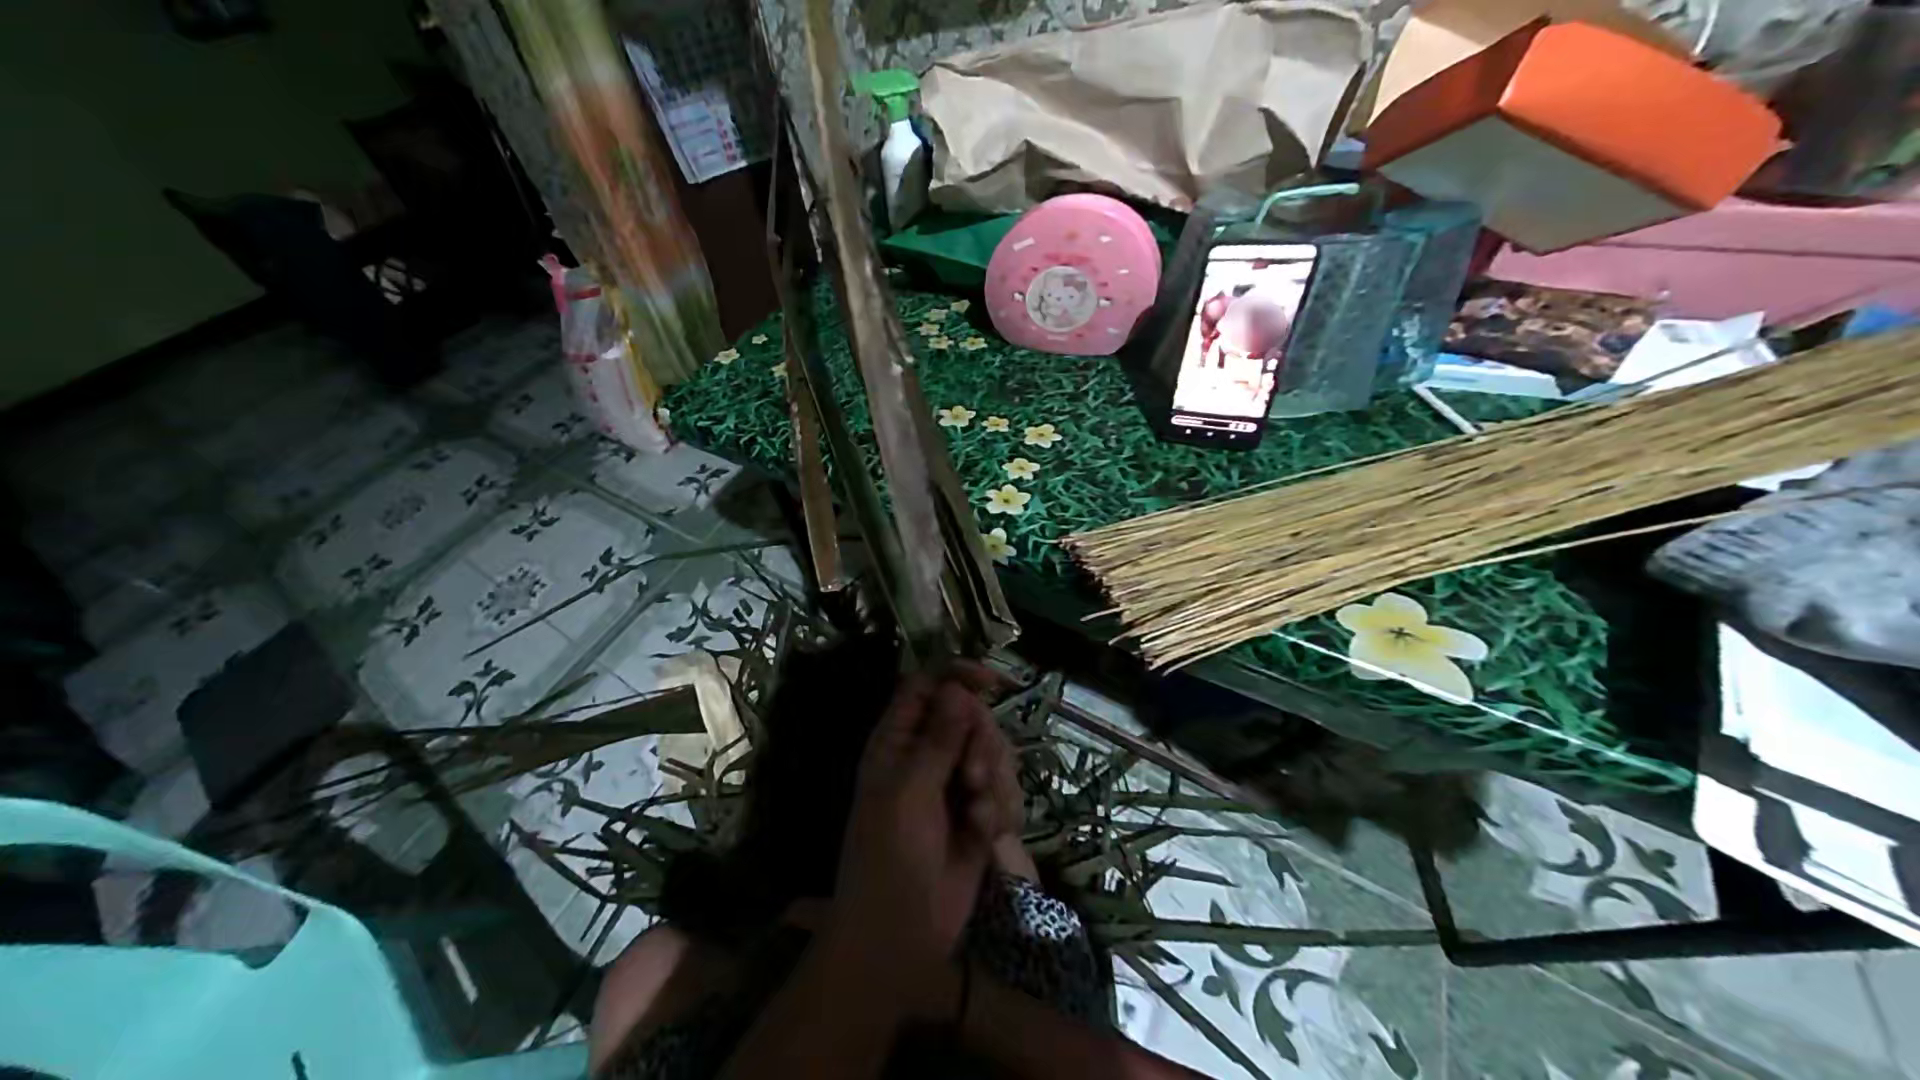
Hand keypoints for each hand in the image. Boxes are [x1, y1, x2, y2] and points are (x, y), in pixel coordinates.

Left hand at [831, 663, 1002, 987]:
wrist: (901, 934)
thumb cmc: (890, 856)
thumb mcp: (910, 791)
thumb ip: (938, 738)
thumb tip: (958, 687)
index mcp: (899, 741)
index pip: (928, 686)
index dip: (958, 676)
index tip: (993, 684)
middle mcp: (929, 756)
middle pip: (972, 718)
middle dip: (983, 745)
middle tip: (973, 779)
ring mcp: (957, 786)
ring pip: (996, 754)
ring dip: (995, 784)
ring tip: (979, 818)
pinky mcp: (981, 815)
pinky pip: (1007, 793)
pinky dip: (1001, 812)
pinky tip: (987, 838)